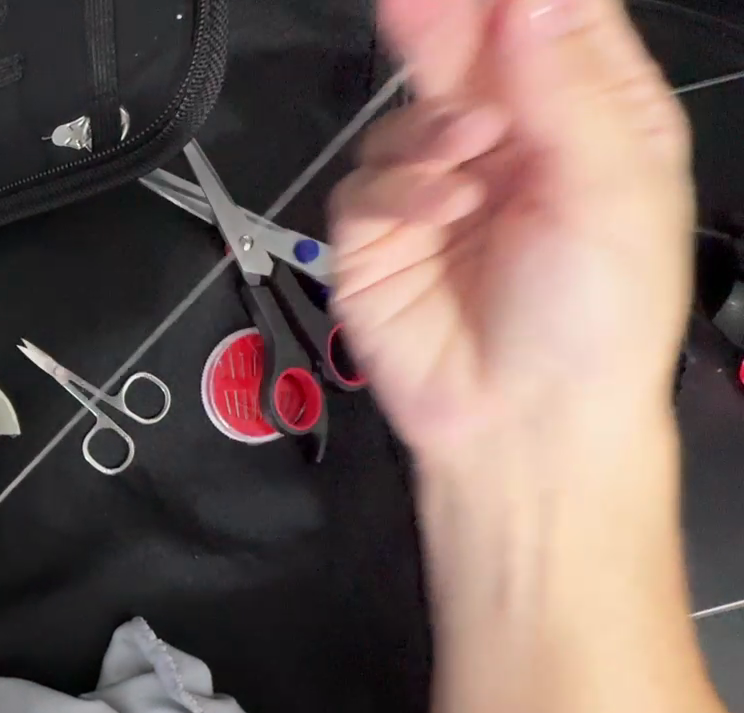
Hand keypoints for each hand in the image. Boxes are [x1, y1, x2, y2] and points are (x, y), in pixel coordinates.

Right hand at [329, 0, 693, 468]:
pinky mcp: (369, 247)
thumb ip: (564, 89)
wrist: (515, 414)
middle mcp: (500, 153)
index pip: (545, 35)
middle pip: (460, 67)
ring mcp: (427, 201)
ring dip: (423, 134)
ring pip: (397, 130)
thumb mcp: (610, 186)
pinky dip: (392, 194)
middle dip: (439, 30)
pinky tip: (435, 213)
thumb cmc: (594, 310)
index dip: (514, 2)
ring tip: (463, 160)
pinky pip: (360, 193)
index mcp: (582, 124)